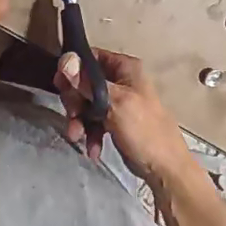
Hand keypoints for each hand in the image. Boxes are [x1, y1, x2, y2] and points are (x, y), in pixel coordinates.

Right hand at [54, 48, 192, 181]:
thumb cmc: (144, 130)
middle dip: (75, 101)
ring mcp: (118, 102)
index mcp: (125, 68)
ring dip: (79, 121)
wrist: (165, 169)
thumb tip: (65, 59)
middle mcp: (121, 80)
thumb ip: (87, 82)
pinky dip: (90, 133)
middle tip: (72, 115)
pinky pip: (94, 121)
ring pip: (86, 103)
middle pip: (84, 82)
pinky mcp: (115, 121)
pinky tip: (92, 149)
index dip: (73, 69)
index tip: (60, 84)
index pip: (91, 57)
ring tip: (77, 137)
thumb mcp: (114, 103)